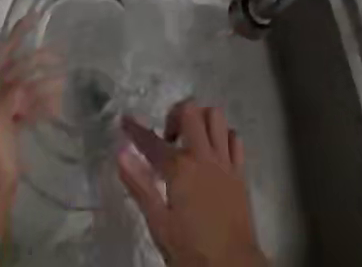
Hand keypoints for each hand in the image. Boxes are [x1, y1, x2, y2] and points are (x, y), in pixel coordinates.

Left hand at [0, 22, 59, 213]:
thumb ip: (9, 93)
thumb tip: (23, 77)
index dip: (14, 37)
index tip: (32, 20)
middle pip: (7, 72)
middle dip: (31, 64)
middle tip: (58, 54)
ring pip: (17, 90)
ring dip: (38, 85)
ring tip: (62, 78)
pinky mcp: (1, 131)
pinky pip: (20, 109)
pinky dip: (36, 105)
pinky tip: (55, 103)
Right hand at [117, 100, 267, 266]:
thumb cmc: (192, 250)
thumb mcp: (159, 224)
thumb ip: (139, 186)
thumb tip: (120, 153)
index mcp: (179, 168)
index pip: (151, 140)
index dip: (134, 128)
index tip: (124, 120)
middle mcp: (203, 157)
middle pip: (190, 111)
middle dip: (174, 114)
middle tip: (167, 137)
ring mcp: (225, 163)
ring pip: (216, 117)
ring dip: (201, 120)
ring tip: (191, 139)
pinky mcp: (240, 174)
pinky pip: (235, 139)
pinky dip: (223, 136)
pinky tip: (213, 152)